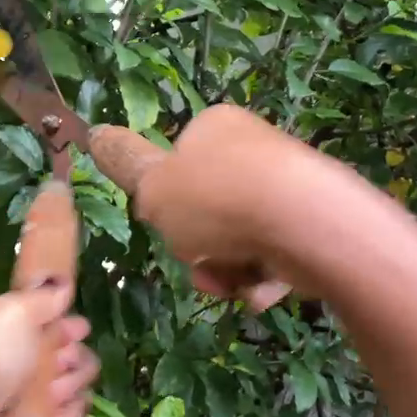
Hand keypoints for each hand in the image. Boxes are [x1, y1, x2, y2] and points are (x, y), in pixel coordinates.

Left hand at [0, 286, 97, 416]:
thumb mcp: (12, 312)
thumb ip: (41, 298)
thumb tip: (61, 283)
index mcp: (8, 329)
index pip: (52, 326)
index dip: (70, 328)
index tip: (80, 331)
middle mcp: (16, 364)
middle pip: (69, 362)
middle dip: (75, 363)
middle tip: (59, 368)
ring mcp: (22, 404)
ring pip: (72, 398)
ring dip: (70, 396)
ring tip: (51, 397)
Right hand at [133, 104, 321, 307]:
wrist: (308, 225)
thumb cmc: (216, 198)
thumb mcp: (152, 189)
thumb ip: (126, 168)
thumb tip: (97, 134)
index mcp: (214, 126)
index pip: (179, 160)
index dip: (168, 197)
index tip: (165, 222)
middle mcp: (254, 147)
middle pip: (208, 206)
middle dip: (197, 244)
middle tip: (195, 262)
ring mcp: (290, 185)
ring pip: (240, 235)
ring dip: (225, 267)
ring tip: (228, 283)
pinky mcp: (320, 222)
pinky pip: (277, 252)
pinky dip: (263, 276)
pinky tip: (259, 290)